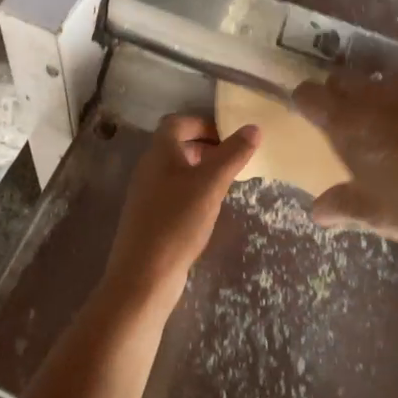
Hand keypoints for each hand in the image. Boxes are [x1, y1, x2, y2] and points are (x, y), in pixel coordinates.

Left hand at [102, 115, 260, 305]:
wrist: (143, 275)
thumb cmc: (177, 221)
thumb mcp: (211, 184)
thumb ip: (232, 155)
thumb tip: (253, 127)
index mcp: (159, 151)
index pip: (179, 122)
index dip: (204, 123)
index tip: (230, 136)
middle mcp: (149, 167)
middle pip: (177, 144)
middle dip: (206, 146)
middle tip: (233, 158)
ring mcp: (147, 193)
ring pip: (177, 169)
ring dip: (201, 169)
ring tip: (226, 182)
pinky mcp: (150, 216)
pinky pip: (174, 191)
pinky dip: (193, 190)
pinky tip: (209, 208)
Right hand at [291, 73, 397, 267]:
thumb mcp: (381, 218)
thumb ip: (345, 206)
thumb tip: (316, 209)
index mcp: (351, 126)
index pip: (312, 97)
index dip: (305, 100)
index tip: (304, 106)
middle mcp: (377, 99)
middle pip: (345, 81)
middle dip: (339, 92)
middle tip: (342, 114)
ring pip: (383, 82)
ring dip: (377, 94)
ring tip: (385, 117)